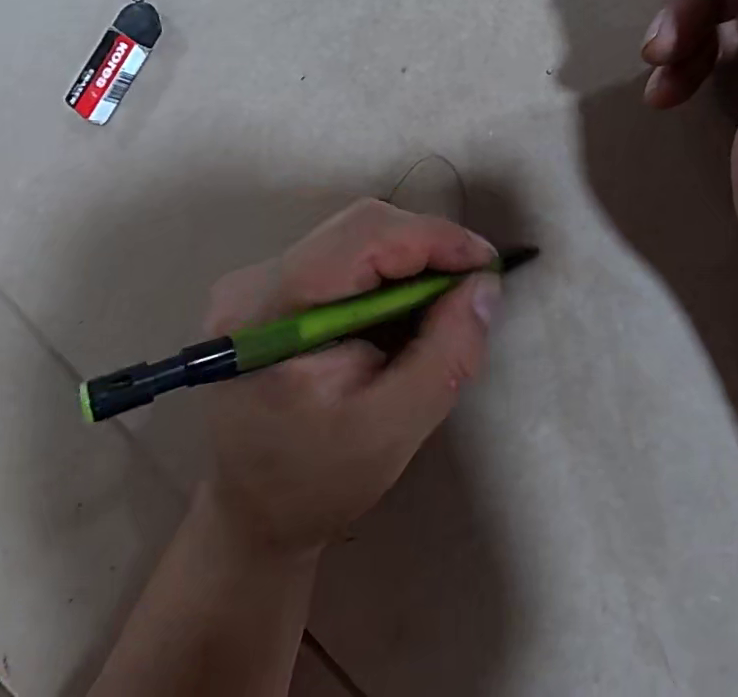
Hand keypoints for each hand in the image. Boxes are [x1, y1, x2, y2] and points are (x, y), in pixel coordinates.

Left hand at [198, 199, 500, 554]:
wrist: (251, 509)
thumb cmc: (318, 481)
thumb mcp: (394, 429)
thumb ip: (446, 354)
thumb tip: (483, 284)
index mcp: (271, 315)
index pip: (361, 237)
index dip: (433, 238)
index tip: (487, 265)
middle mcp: (250, 283)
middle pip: (355, 229)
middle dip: (423, 248)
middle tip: (468, 288)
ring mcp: (250, 283)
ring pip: (348, 239)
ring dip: (404, 262)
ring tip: (434, 306)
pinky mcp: (263, 291)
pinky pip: (336, 259)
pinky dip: (380, 275)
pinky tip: (394, 315)